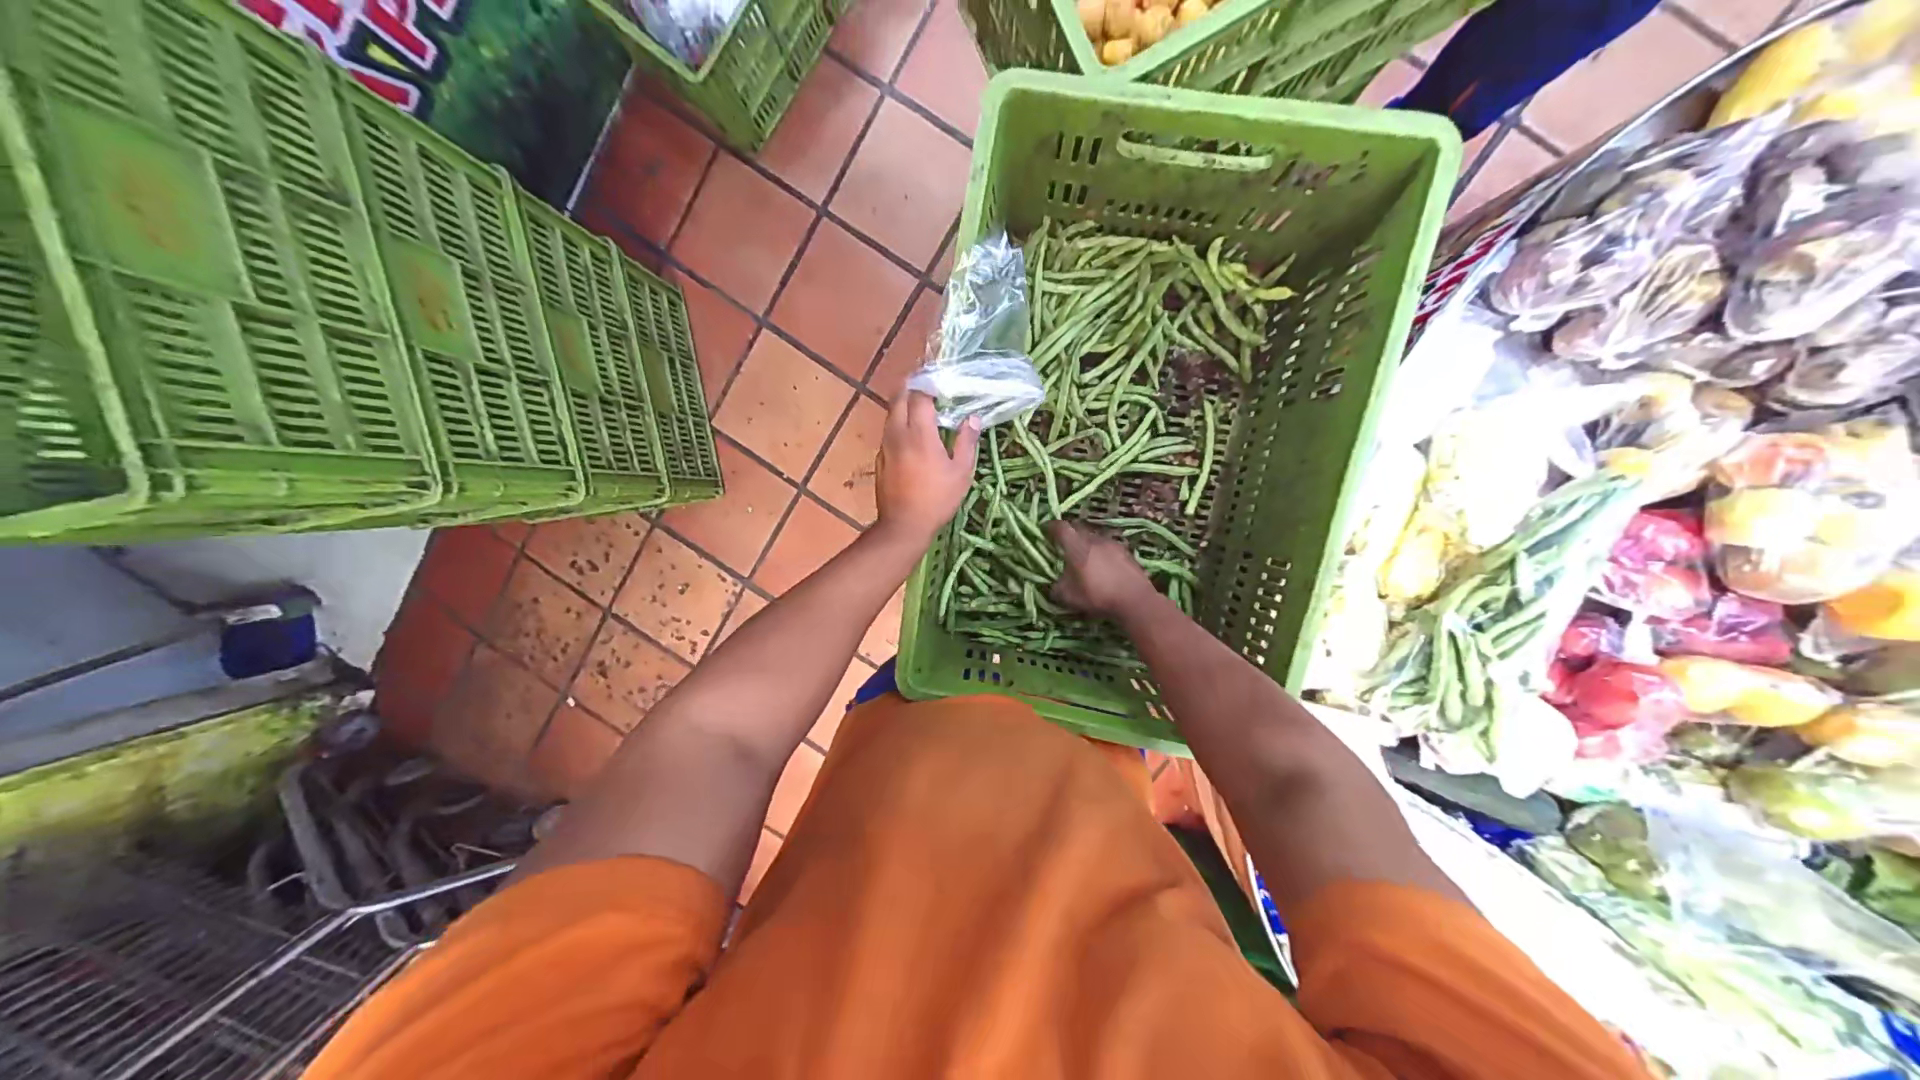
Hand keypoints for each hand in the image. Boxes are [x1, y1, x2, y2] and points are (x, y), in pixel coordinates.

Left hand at [875, 392, 980, 544]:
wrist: (903, 525)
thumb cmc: (937, 499)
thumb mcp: (960, 472)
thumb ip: (966, 441)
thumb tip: (973, 418)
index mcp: (919, 433)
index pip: (920, 395)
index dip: (929, 383)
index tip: (940, 377)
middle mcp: (898, 433)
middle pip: (899, 398)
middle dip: (912, 386)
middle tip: (927, 382)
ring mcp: (885, 446)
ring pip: (891, 413)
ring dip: (904, 403)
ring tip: (921, 403)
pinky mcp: (880, 458)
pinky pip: (888, 431)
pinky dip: (899, 422)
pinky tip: (911, 432)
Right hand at [1047, 521, 1161, 621]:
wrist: (1135, 599)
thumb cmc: (1097, 596)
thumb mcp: (1068, 597)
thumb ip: (1056, 588)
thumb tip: (1051, 586)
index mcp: (1076, 546)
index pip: (1060, 528)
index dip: (1050, 527)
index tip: (1044, 530)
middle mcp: (1094, 539)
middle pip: (1078, 528)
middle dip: (1068, 534)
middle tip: (1063, 544)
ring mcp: (1112, 543)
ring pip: (1094, 537)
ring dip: (1086, 543)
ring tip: (1084, 556)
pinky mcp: (1126, 551)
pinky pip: (1108, 546)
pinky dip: (1101, 551)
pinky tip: (1103, 565)